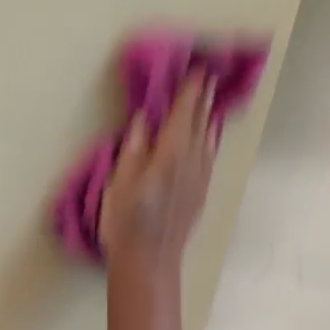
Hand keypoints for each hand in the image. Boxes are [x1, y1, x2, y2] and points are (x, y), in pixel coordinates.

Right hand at [98, 71, 217, 264]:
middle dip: (202, 100)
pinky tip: (211, 137)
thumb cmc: (126, 222)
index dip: (190, 91)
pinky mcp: (200, 193)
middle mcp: (192, 160)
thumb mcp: (119, 183)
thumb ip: (134, 149)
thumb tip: (145, 119)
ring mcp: (200, 177)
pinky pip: (210, 156)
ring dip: (209, 118)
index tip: (197, 70)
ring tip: (211, 103)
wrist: (149, 260)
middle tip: (207, 79)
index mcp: (170, 153)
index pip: (183, 114)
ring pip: (209, 139)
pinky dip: (211, 140)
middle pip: (200, 123)